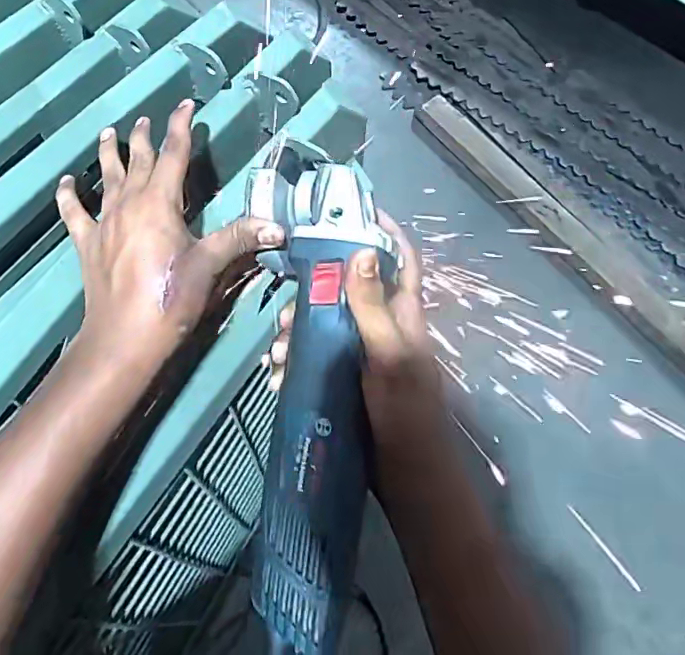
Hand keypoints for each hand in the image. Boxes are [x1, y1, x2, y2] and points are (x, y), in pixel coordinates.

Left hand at [57, 99, 284, 374]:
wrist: (123, 338)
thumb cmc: (170, 297)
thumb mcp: (210, 265)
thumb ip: (241, 238)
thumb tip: (279, 226)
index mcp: (160, 202)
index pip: (173, 154)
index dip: (180, 127)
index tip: (185, 105)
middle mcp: (129, 204)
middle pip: (138, 161)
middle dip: (144, 137)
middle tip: (146, 118)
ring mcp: (105, 223)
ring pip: (107, 178)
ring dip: (108, 154)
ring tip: (108, 132)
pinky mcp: (88, 244)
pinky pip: (75, 214)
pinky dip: (69, 196)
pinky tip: (65, 182)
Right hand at [267, 212, 443, 439]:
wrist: (407, 476)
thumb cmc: (406, 410)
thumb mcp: (388, 353)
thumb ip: (372, 306)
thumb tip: (360, 250)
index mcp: (403, 312)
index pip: (401, 259)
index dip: (386, 231)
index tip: (357, 209)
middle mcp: (384, 324)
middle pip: (351, 287)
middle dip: (317, 287)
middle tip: (288, 298)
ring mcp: (365, 351)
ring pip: (327, 321)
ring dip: (299, 328)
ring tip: (277, 347)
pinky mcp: (348, 376)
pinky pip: (318, 354)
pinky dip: (296, 357)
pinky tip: (277, 371)